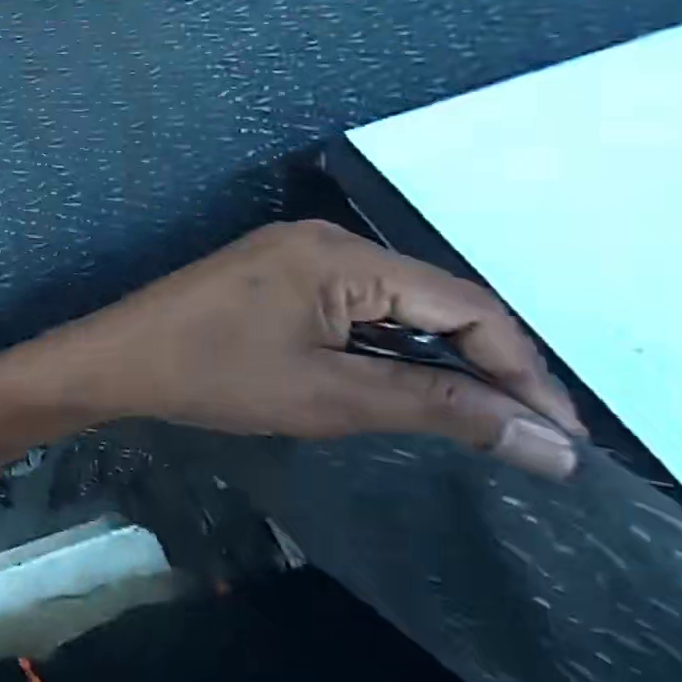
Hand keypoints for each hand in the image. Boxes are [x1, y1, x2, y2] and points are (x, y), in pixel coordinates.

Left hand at [49, 220, 586, 478]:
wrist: (118, 358)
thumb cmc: (216, 376)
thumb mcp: (330, 395)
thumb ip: (437, 409)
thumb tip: (548, 440)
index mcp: (346, 257)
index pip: (466, 305)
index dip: (523, 370)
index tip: (562, 438)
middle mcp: (329, 241)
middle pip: (432, 299)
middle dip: (485, 364)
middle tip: (528, 435)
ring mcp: (297, 254)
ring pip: (393, 304)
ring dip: (436, 357)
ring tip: (481, 419)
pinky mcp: (275, 274)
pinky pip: (352, 305)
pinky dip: (385, 345)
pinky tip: (404, 383)